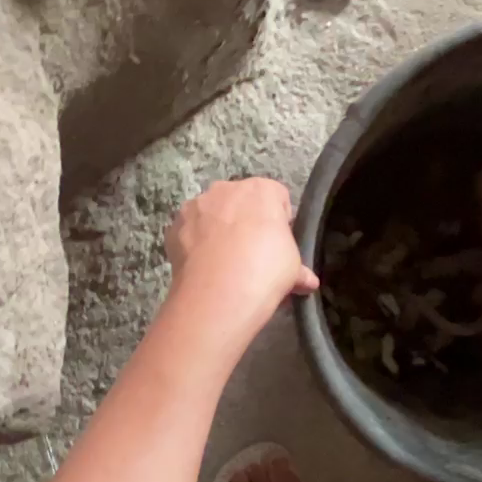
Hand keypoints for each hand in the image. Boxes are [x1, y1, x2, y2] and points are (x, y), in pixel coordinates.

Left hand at [165, 178, 319, 336]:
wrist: (219, 293)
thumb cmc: (265, 270)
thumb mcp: (293, 269)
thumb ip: (300, 270)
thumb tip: (308, 282)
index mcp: (261, 190)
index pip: (276, 197)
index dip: (279, 221)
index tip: (278, 244)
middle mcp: (226, 189)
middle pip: (240, 202)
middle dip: (245, 222)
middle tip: (251, 254)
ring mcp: (196, 205)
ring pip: (211, 214)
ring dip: (217, 231)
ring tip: (224, 264)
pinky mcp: (173, 227)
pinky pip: (189, 232)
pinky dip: (195, 245)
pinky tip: (203, 268)